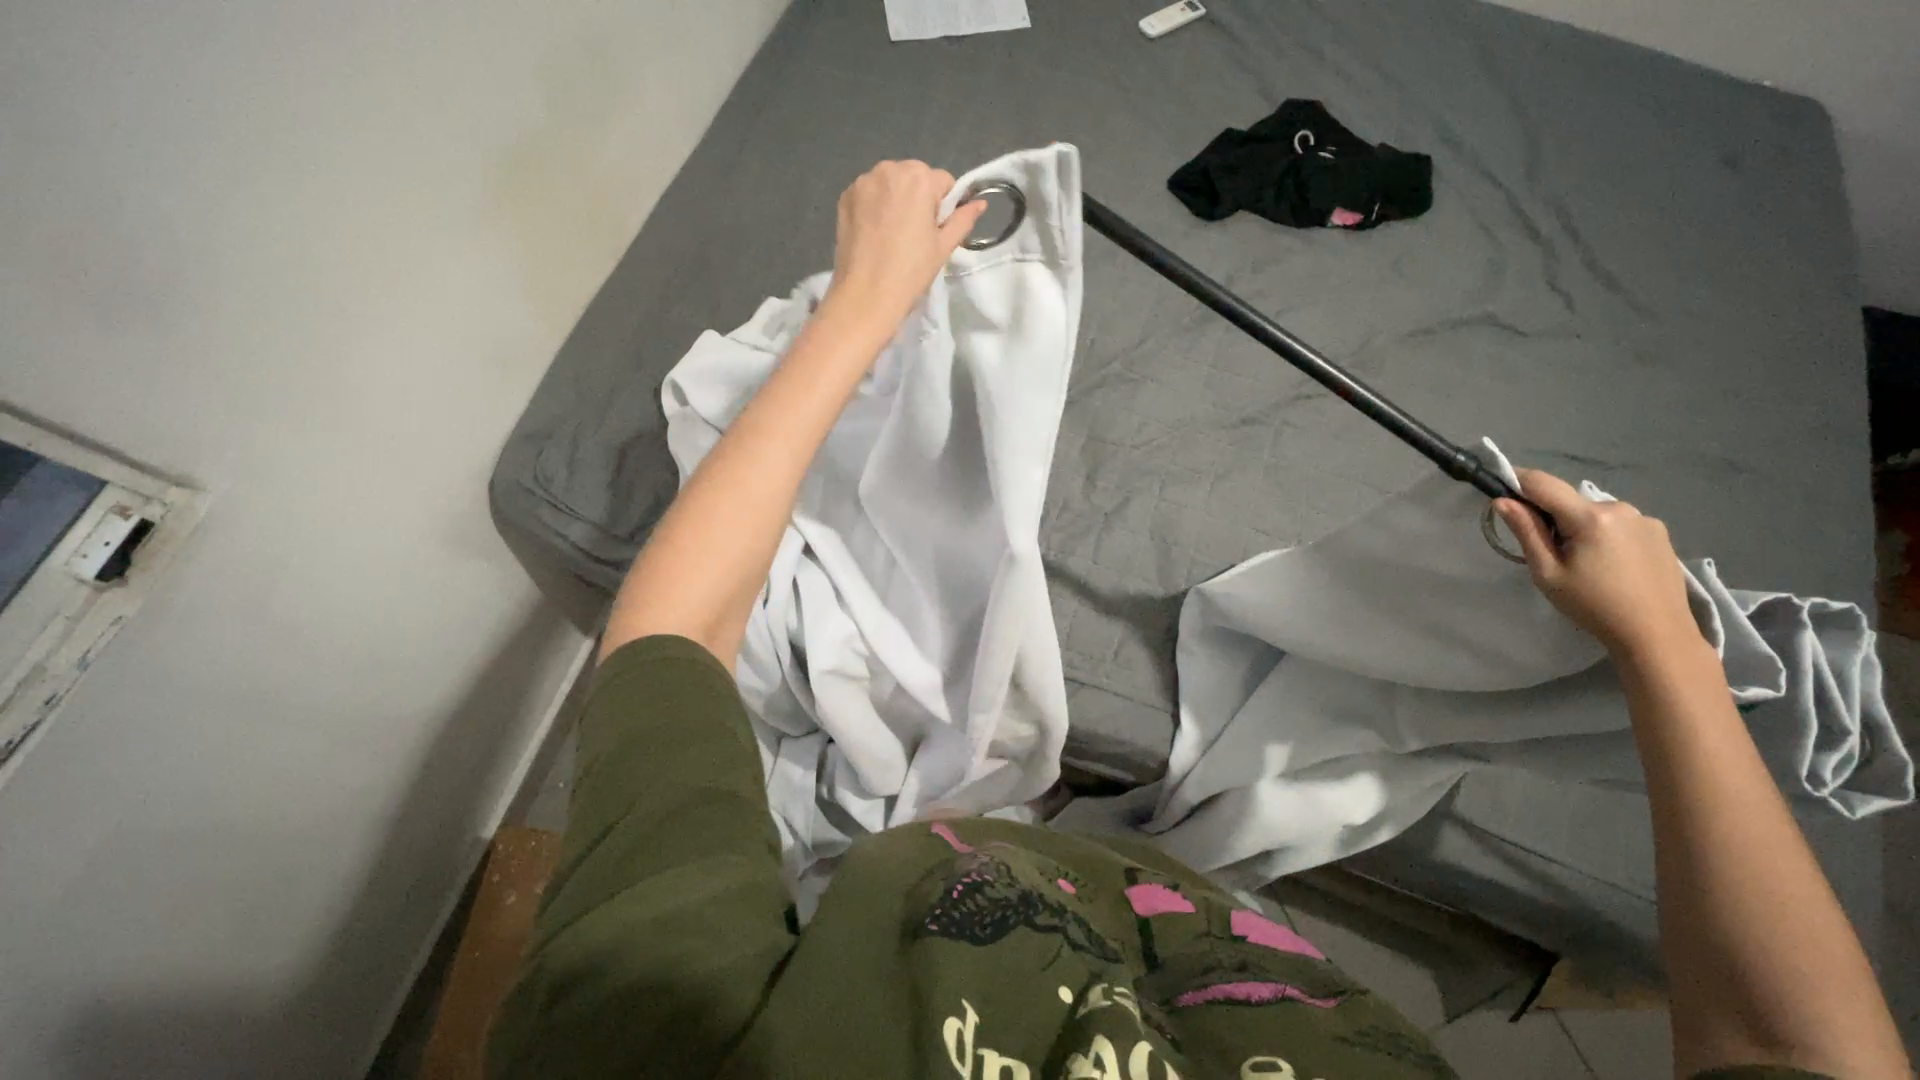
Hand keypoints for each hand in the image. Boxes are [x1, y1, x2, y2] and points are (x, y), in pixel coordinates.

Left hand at [823, 160, 986, 333]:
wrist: (865, 295)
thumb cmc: (910, 271)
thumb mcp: (944, 246)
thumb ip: (963, 219)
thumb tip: (980, 203)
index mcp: (919, 178)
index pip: (944, 181)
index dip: (944, 206)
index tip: (934, 231)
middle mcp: (889, 169)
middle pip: (915, 177)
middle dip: (918, 198)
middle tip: (913, 234)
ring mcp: (863, 182)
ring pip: (890, 183)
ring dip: (895, 199)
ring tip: (892, 234)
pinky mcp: (845, 196)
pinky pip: (869, 193)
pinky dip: (874, 205)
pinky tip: (873, 232)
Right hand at [1495, 469, 1700, 655]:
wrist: (1657, 633)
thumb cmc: (1593, 605)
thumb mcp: (1548, 573)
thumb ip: (1526, 532)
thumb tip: (1503, 501)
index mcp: (1589, 517)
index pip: (1543, 483)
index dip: (1517, 480)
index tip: (1501, 490)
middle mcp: (1620, 507)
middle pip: (1570, 501)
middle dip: (1553, 516)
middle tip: (1550, 552)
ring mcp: (1644, 518)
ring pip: (1595, 513)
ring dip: (1581, 527)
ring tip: (1585, 563)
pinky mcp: (1659, 531)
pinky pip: (1619, 523)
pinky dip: (1605, 535)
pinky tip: (1611, 565)